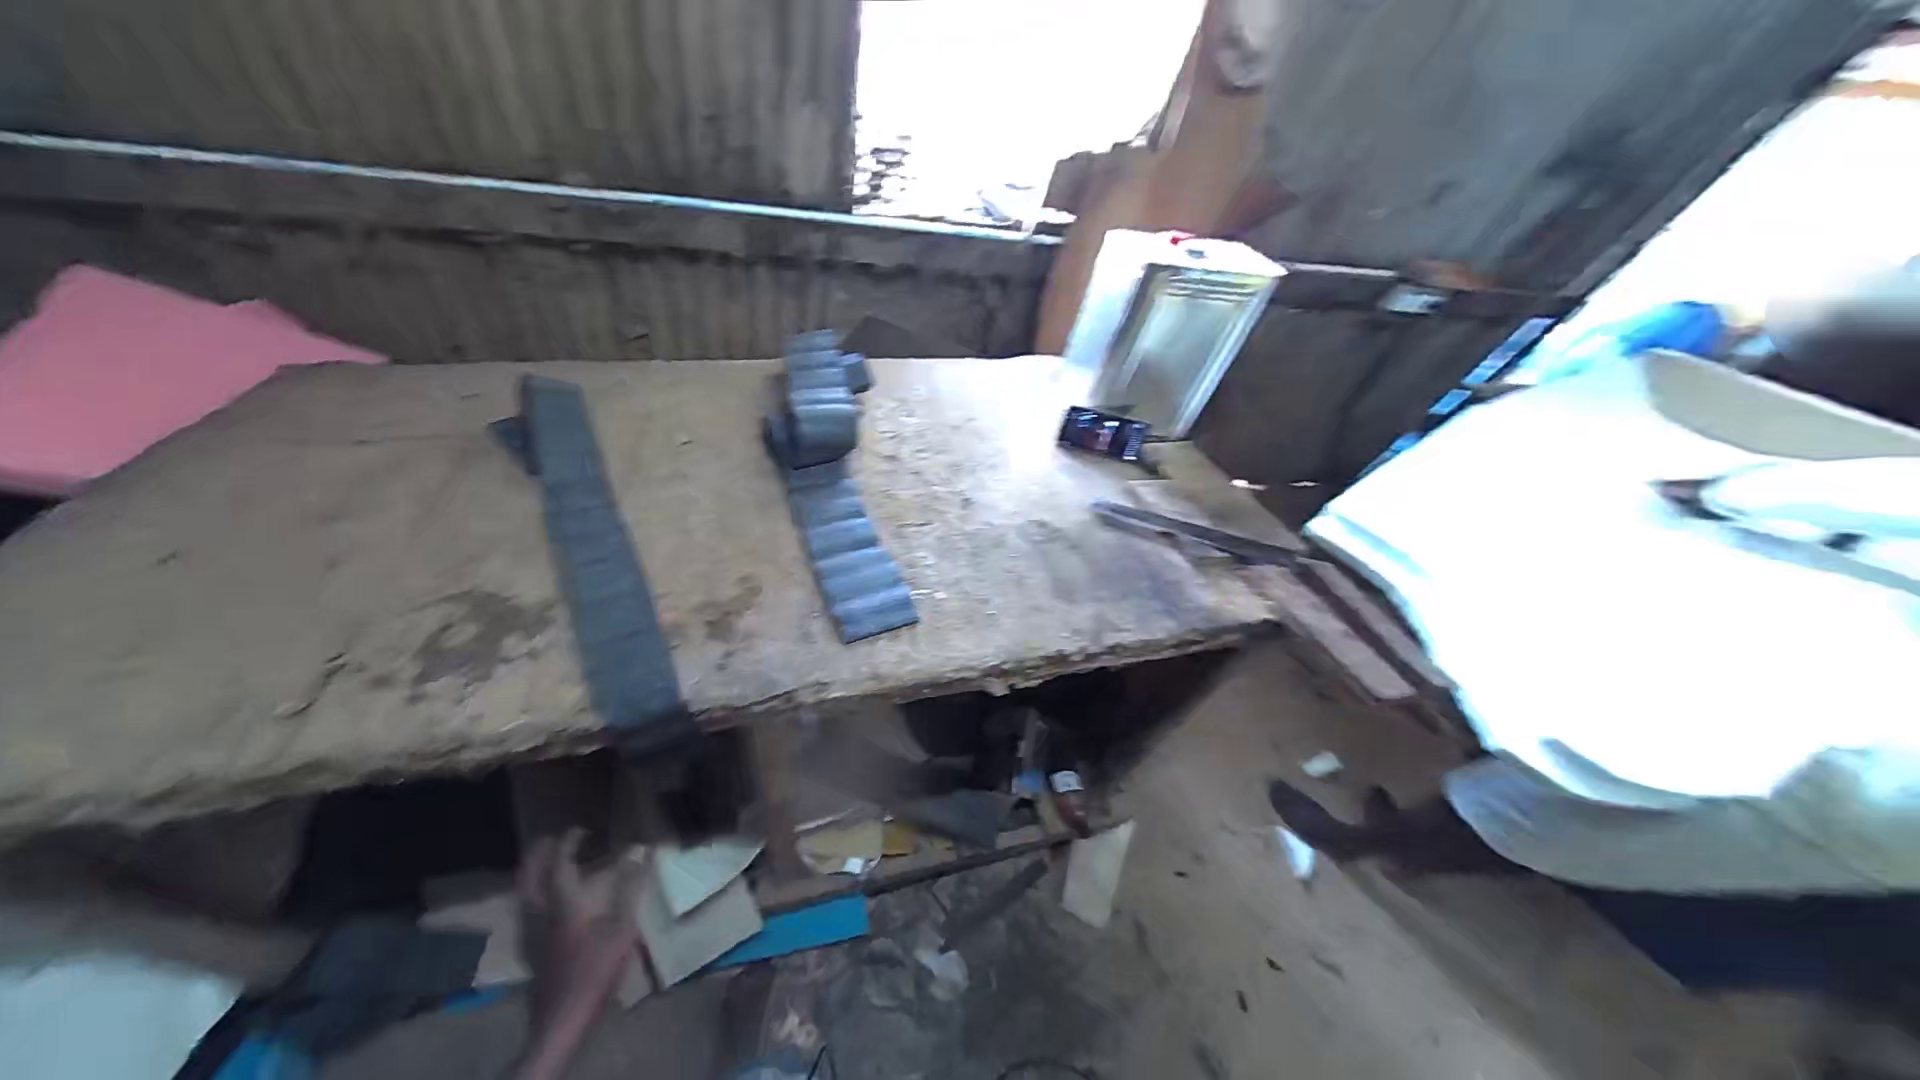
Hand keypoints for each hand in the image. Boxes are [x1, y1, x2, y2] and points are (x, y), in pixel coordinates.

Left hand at [513, 829, 641, 1079]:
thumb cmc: (596, 972)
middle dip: (537, 856)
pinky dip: (532, 897)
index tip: (578, 829)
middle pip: (529, 881)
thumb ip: (630, 890)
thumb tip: (639, 853)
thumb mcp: (623, 929)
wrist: (562, 1021)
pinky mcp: (533, 954)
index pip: (560, 867)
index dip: (567, 844)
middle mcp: (543, 917)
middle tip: (548, 839)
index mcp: (565, 908)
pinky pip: (527, 914)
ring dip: (531, 875)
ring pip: (524, 898)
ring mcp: (534, 937)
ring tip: (543, 864)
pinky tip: (544, 904)